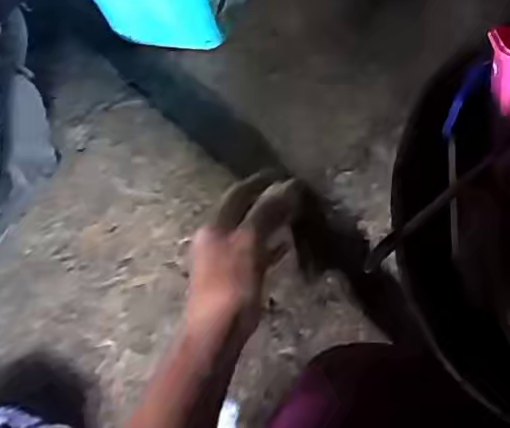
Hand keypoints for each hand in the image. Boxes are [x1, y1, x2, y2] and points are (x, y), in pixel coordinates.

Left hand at [186, 172, 302, 330]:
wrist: (215, 336)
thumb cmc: (230, 284)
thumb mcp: (250, 241)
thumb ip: (267, 211)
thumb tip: (287, 185)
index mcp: (214, 226)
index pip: (238, 193)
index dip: (259, 181)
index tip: (281, 172)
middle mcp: (215, 239)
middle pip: (244, 211)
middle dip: (267, 200)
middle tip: (293, 192)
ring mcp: (223, 261)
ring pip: (251, 232)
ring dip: (270, 222)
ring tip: (294, 213)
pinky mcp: (233, 280)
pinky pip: (255, 253)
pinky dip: (270, 245)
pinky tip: (286, 244)